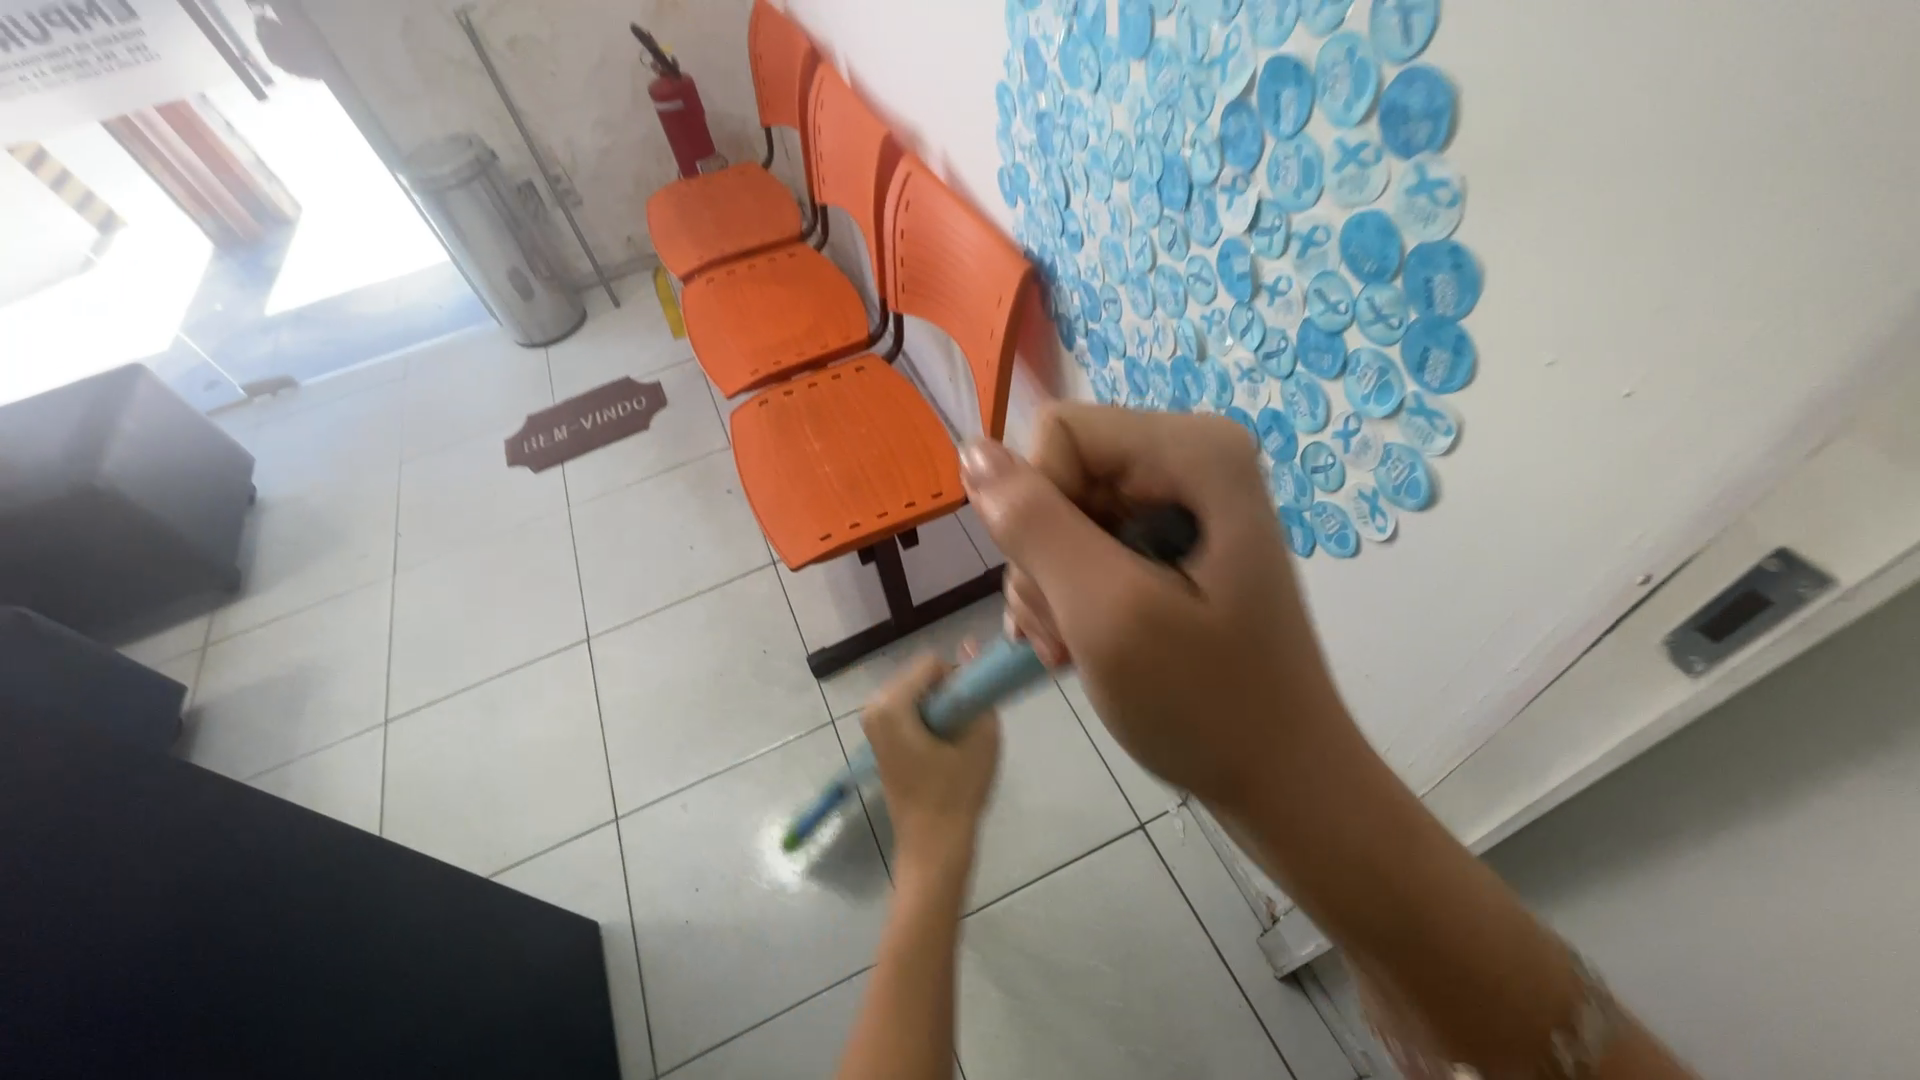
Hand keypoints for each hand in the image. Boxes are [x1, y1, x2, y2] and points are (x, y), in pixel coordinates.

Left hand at [861, 653, 1001, 889]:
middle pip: (921, 678)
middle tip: (967, 725)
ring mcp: (873, 727)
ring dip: (941, 708)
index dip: (959, 680)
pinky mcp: (880, 743)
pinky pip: (910, 713)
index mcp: (891, 705)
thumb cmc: (957, 792)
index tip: (973, 709)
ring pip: (917, 696)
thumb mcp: (982, 737)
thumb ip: (978, 689)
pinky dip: (930, 721)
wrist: (933, 845)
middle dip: (948, 693)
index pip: (932, 665)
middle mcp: (874, 709)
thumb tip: (970, 647)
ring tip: (957, 741)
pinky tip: (944, 750)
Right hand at [960, 404, 1351, 813]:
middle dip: (1044, 559)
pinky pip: (1082, 544)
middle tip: (1072, 632)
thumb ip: (1034, 524)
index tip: (1065, 588)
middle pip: (1058, 476)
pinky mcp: (1167, 541)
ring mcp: (1179, 501)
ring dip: (1050, 589)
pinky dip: (1066, 597)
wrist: (1280, 776)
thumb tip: (970, 449)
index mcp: (1194, 452)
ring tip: (1078, 647)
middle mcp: (1188, 459)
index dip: (1036, 508)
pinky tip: (1076, 645)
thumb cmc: (1204, 703)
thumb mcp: (1105, 612)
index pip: (1058, 434)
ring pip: (1058, 515)